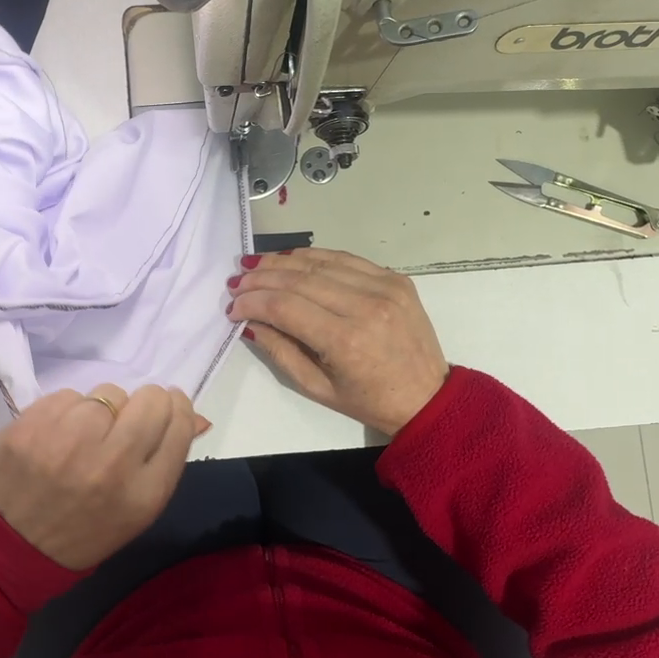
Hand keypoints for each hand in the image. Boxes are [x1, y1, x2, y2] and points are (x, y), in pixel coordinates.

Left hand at [0, 384, 207, 570]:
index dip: (178, 408)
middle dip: (146, 403)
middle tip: (127, 420)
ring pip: (108, 392)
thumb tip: (187, 412)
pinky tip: (57, 437)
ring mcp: (69, 441)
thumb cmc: (85, 530)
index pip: (179, 424)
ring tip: (85, 437)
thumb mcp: (137, 511)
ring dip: (103, 408)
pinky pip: (69, 395)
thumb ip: (164, 460)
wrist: (10, 544)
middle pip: (151, 399)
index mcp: (144, 493)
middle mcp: (112, 463)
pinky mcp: (32, 426)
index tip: (168, 407)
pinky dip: (69, 410)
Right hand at [227, 248, 448, 435]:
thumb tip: (249, 321)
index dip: (253, 302)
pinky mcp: (396, 279)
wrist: (426, 396)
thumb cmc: (367, 401)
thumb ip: (280, 351)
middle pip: (300, 280)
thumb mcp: (316, 387)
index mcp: (345, 340)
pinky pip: (346, 259)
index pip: (285, 307)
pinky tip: (292, 260)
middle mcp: (366, 306)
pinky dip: (315, 257)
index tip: (232, 306)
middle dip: (261, 278)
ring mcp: (385, 288)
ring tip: (256, 266)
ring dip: (283, 262)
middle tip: (236, 281)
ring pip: (321, 263)